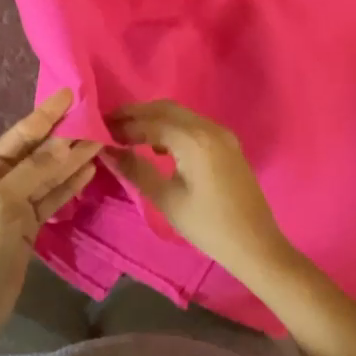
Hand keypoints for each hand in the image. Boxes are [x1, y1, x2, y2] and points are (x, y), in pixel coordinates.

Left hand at [0, 89, 100, 327]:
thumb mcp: (3, 202)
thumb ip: (36, 170)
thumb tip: (68, 141)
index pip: (22, 133)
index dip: (48, 113)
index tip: (73, 92)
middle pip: (38, 152)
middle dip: (66, 136)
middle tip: (100, 117)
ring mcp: (13, 203)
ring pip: (49, 174)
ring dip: (73, 159)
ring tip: (103, 139)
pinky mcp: (28, 226)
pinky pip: (52, 197)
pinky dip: (69, 184)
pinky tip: (89, 169)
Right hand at [103, 100, 298, 281]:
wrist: (256, 246)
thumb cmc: (208, 226)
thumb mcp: (166, 199)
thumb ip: (135, 170)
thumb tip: (107, 151)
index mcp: (194, 140)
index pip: (150, 121)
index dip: (123, 125)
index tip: (99, 133)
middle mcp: (209, 128)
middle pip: (165, 109)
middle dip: (136, 115)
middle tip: (109, 127)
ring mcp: (222, 135)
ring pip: (180, 114)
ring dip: (153, 120)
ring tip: (127, 137)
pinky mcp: (227, 145)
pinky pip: (193, 125)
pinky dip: (171, 128)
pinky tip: (157, 148)